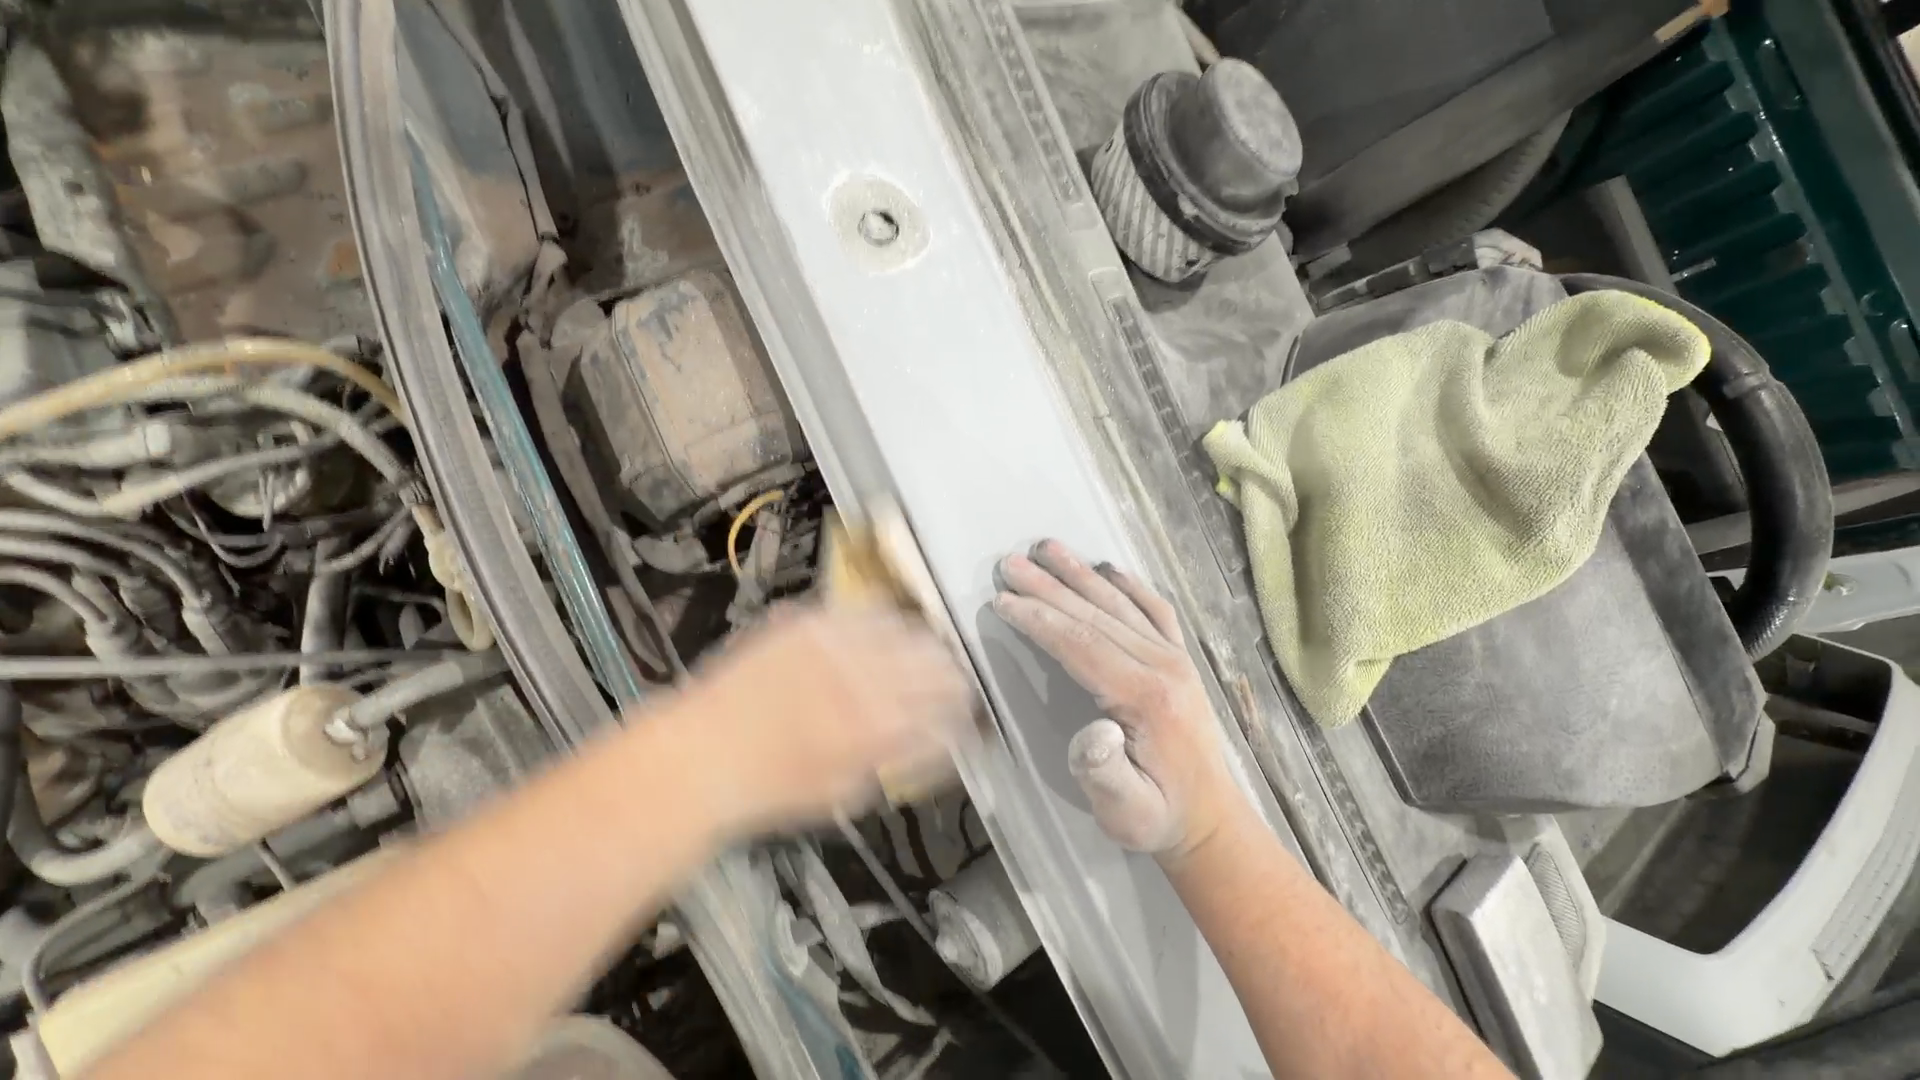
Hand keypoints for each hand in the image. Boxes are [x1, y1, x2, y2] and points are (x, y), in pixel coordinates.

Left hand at [666, 606, 972, 835]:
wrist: (701, 755)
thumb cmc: (772, 787)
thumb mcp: (847, 789)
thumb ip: (898, 759)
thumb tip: (936, 740)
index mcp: (883, 727)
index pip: (949, 709)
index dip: (965, 710)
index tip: (966, 712)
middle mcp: (867, 678)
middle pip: (938, 663)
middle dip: (952, 673)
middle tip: (949, 680)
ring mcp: (838, 643)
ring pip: (908, 628)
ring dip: (922, 643)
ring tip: (921, 651)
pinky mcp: (810, 620)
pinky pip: (865, 609)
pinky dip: (882, 621)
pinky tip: (880, 631)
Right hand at [993, 540, 1242, 860]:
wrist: (1211, 818)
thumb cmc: (1158, 817)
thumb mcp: (1126, 812)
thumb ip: (1104, 774)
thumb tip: (1092, 731)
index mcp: (1147, 697)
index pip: (1082, 645)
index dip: (1039, 619)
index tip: (1002, 599)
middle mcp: (1164, 666)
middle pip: (1096, 615)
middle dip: (1048, 587)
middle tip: (1009, 563)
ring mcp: (1176, 659)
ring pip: (1120, 605)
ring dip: (1080, 575)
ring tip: (1046, 547)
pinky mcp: (1181, 660)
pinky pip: (1155, 610)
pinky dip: (1130, 585)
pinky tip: (1109, 568)